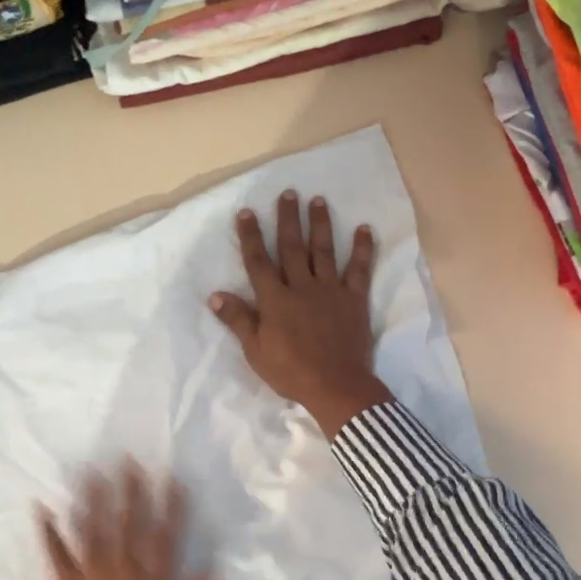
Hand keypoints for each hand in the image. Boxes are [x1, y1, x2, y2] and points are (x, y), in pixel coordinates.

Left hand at [39, 465, 213, 579]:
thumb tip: (215, 568)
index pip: (163, 538)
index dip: (170, 507)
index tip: (173, 479)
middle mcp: (120, 574)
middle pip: (126, 525)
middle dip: (129, 491)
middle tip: (128, 460)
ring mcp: (89, 579)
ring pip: (91, 531)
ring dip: (90, 500)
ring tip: (90, 471)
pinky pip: (55, 556)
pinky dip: (48, 532)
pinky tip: (41, 508)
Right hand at [210, 190, 394, 436]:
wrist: (336, 386)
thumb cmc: (290, 372)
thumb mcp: (255, 350)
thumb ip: (238, 320)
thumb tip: (215, 295)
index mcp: (275, 300)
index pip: (258, 262)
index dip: (251, 237)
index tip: (246, 212)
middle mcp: (302, 287)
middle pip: (292, 247)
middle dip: (287, 219)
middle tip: (287, 193)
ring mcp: (330, 291)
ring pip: (324, 251)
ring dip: (320, 224)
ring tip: (318, 200)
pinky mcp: (354, 299)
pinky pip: (359, 269)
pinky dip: (363, 249)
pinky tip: (365, 229)